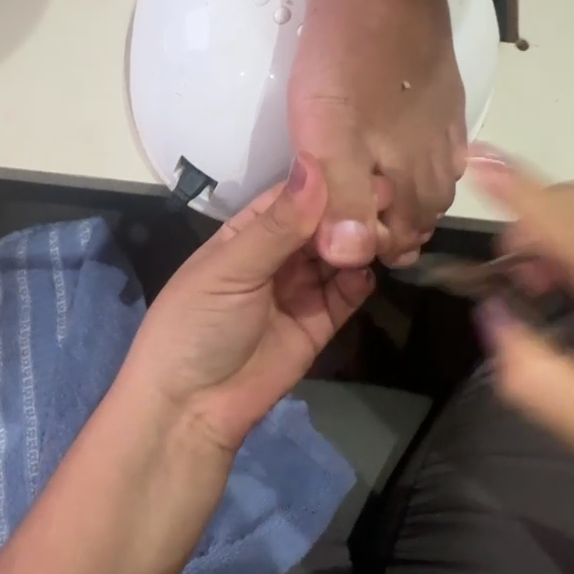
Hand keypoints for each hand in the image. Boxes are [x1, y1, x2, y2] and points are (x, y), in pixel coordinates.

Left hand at [121, 154, 375, 449]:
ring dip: (359, 242)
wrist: (191, 410)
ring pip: (339, 254)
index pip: (293, 195)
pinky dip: (360, 280)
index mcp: (246, 232)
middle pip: (321, 223)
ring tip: (381, 233)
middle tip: (383, 197)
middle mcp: (277, 255)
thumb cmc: (196, 325)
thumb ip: (278, 225)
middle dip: (349, 210)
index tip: (360, 163)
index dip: (325, 180)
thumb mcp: (231, 269)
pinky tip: (367, 270)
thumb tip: (314, 165)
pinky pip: (347, 293)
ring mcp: (300, 289)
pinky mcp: (319, 324)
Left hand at [287, 0, 469, 268]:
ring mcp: (424, 83)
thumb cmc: (349, 39)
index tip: (326, 254)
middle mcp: (433, 126)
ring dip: (378, 173)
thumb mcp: (332, 130)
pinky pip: (397, 103)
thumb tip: (352, 258)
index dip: (372, 246)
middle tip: (325, 226)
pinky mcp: (405, 46)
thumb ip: (344, 196)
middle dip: (377, 218)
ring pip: (408, 147)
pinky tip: (353, 118)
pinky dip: (377, 125)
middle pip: (415, 191)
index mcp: (420, 155)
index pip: (409, 225)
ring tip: (336, 187)